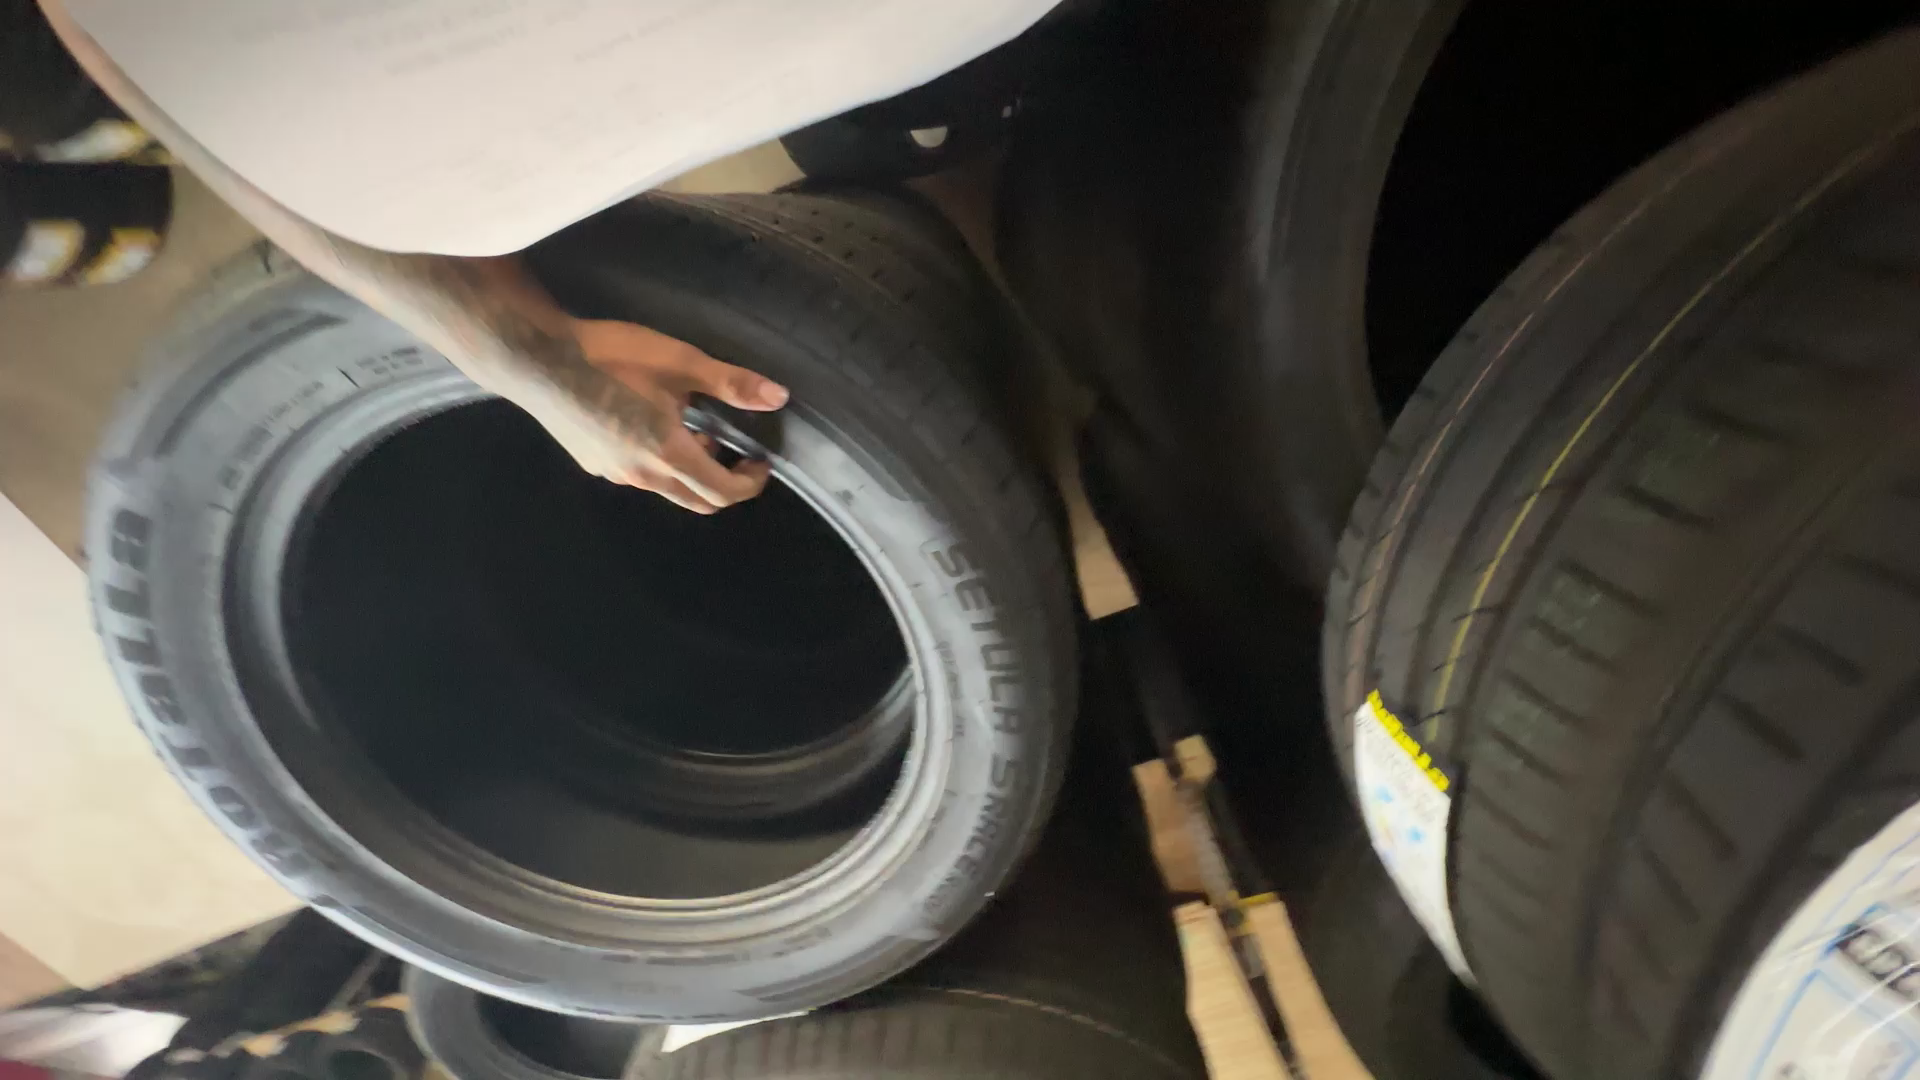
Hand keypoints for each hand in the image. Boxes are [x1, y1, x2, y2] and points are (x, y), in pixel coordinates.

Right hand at [528, 318, 788, 512]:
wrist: (534, 357)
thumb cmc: (611, 357)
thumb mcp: (680, 364)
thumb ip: (731, 384)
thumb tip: (778, 397)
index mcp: (669, 456)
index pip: (723, 492)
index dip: (750, 483)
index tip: (760, 461)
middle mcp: (643, 477)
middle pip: (698, 501)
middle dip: (726, 484)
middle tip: (738, 456)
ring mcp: (614, 474)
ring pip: (669, 490)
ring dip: (693, 472)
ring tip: (698, 432)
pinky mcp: (593, 464)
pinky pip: (641, 477)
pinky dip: (663, 465)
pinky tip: (654, 428)